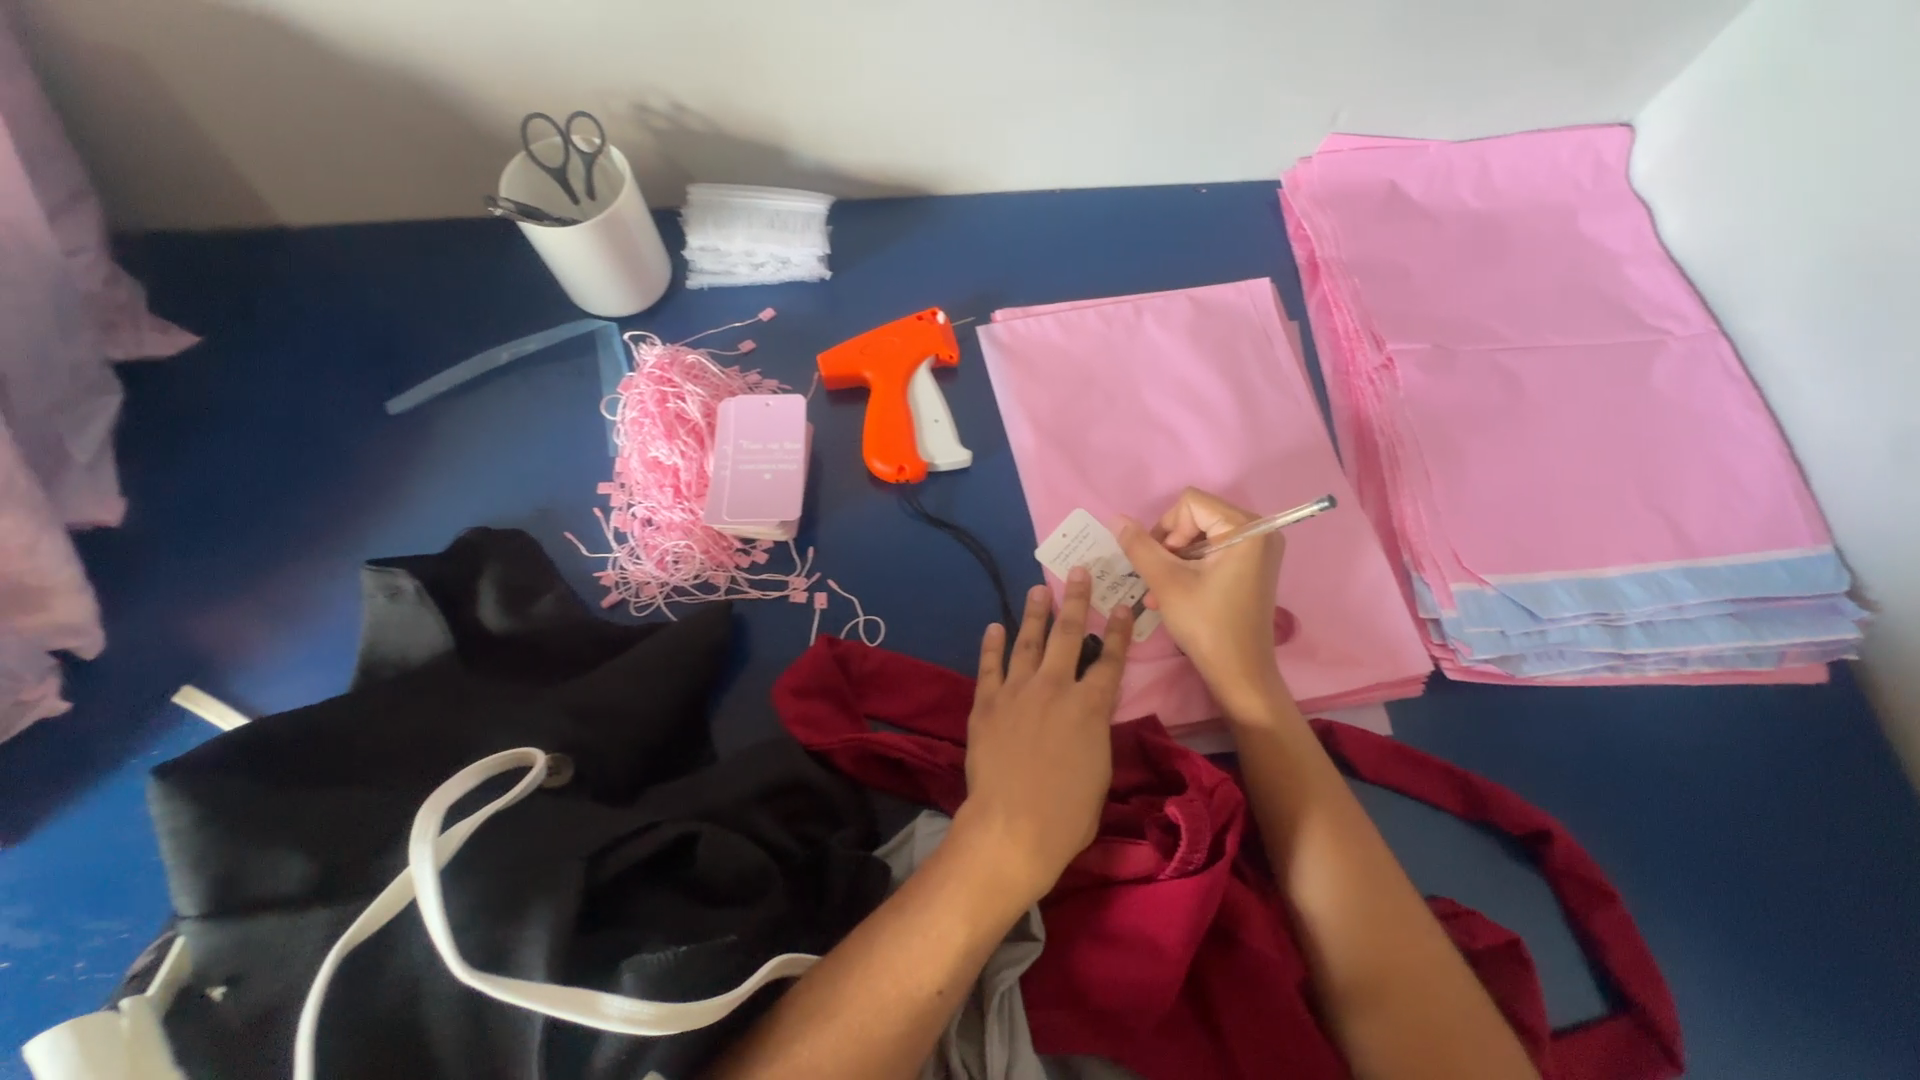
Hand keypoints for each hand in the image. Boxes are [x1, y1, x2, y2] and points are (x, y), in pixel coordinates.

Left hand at [953, 568, 1133, 907]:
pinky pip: (990, 666)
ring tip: (1039, 590)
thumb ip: (1095, 732)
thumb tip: (1089, 715)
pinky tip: (994, 627)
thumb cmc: (1069, 812)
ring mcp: (1017, 692)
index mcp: (1091, 706)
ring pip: (1028, 642)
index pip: (1111, 660)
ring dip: (1035, 614)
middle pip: (1069, 635)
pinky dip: (992, 645)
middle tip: (1079, 573)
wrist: (1013, 826)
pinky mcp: (987, 704)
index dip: (1119, 631)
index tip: (1122, 606)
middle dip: (1076, 601)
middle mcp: (1056, 688)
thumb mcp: (1099, 770)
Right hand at [1116, 488, 1285, 707]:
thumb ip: (1139, 546)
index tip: (1162, 562)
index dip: (1167, 528)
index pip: (1190, 503)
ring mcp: (1258, 550)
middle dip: (1170, 545)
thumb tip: (1117, 519)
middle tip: (1158, 576)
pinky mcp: (1252, 566)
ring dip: (1174, 560)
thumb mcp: (1166, 582)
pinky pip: (1213, 551)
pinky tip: (1171, 593)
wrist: (1240, 673)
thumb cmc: (1206, 625)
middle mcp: (1258, 531)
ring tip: (1158, 590)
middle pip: (1196, 516)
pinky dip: (1190, 567)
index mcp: (1246, 529)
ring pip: (1200, 535)